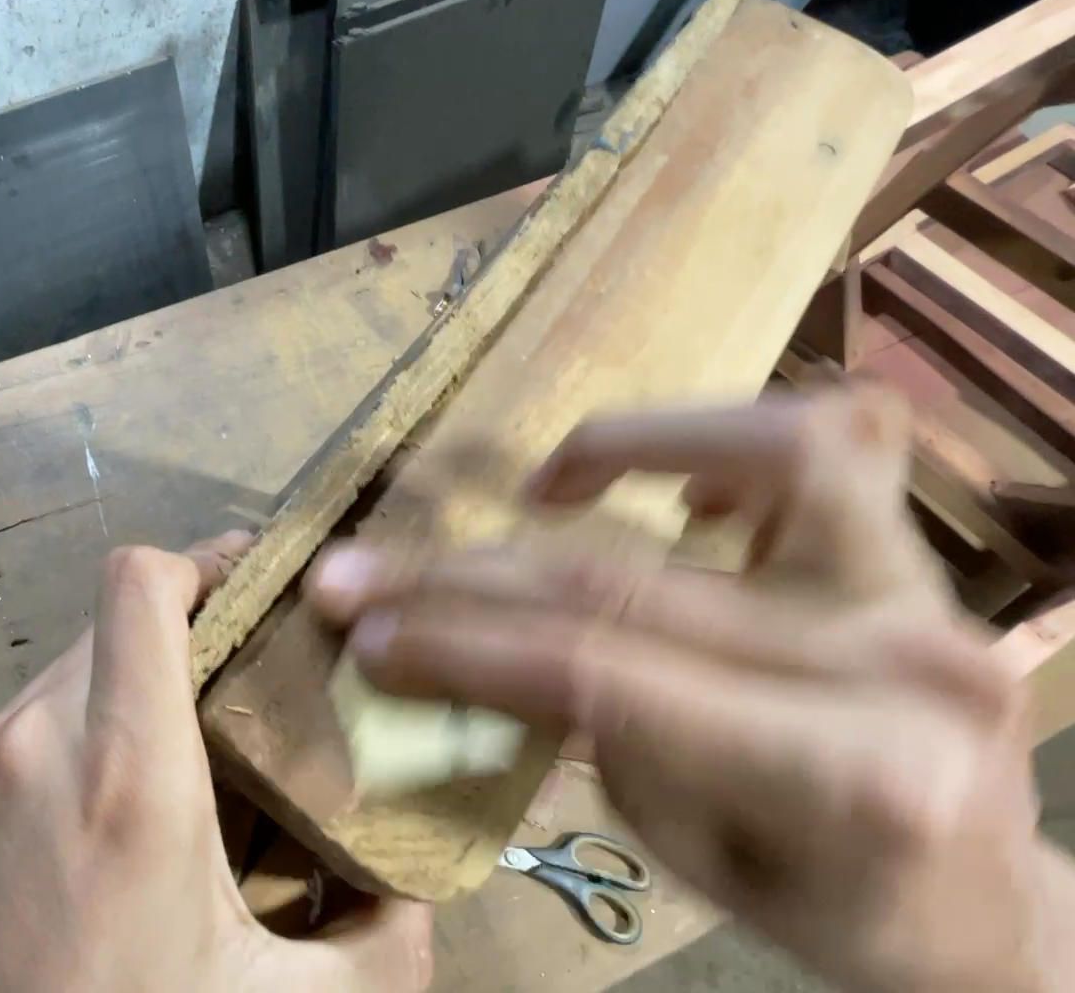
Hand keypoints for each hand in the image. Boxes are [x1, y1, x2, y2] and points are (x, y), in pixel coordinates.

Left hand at [0, 532, 433, 991]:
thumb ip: (377, 940)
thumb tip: (413, 879)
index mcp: (123, 775)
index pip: (138, 587)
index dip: (198, 561)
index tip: (251, 581)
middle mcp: (36, 741)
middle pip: (116, 620)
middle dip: (187, 630)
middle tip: (248, 673)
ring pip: (75, 665)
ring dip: (136, 680)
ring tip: (193, 741)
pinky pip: (37, 716)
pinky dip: (88, 722)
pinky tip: (119, 796)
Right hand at [307, 390, 1067, 992]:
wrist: (975, 897)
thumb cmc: (817, 894)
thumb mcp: (677, 847)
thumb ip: (574, 732)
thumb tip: (439, 648)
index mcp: (844, 777)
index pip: (595, 674)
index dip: (459, 648)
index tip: (364, 636)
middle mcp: (894, 663)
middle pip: (616, 582)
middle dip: (457, 578)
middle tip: (356, 572)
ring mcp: (920, 587)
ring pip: (766, 452)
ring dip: (621, 448)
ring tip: (537, 490)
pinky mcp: (913, 549)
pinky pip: (831, 440)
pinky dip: (718, 435)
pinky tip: (663, 487)